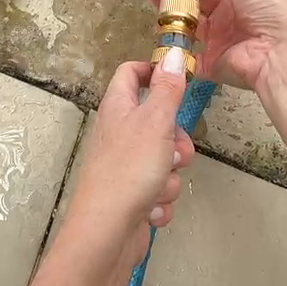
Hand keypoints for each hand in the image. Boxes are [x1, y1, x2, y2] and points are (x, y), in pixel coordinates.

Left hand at [65, 51, 196, 259]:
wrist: (107, 232)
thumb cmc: (129, 169)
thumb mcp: (156, 121)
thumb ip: (168, 88)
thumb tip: (173, 53)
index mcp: (118, 107)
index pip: (132, 73)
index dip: (154, 72)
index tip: (179, 83)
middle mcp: (118, 132)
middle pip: (158, 121)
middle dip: (176, 141)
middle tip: (176, 153)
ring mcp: (124, 166)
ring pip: (164, 160)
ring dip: (169, 176)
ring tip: (158, 187)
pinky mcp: (132, 196)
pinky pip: (159, 190)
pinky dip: (160, 201)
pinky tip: (151, 209)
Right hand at [144, 0, 286, 94]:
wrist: (283, 53)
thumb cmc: (268, 6)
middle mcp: (227, 14)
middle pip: (191, 0)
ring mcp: (217, 39)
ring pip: (185, 24)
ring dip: (168, 13)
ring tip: (153, 2)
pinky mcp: (210, 62)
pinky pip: (186, 53)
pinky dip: (172, 44)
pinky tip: (160, 29)